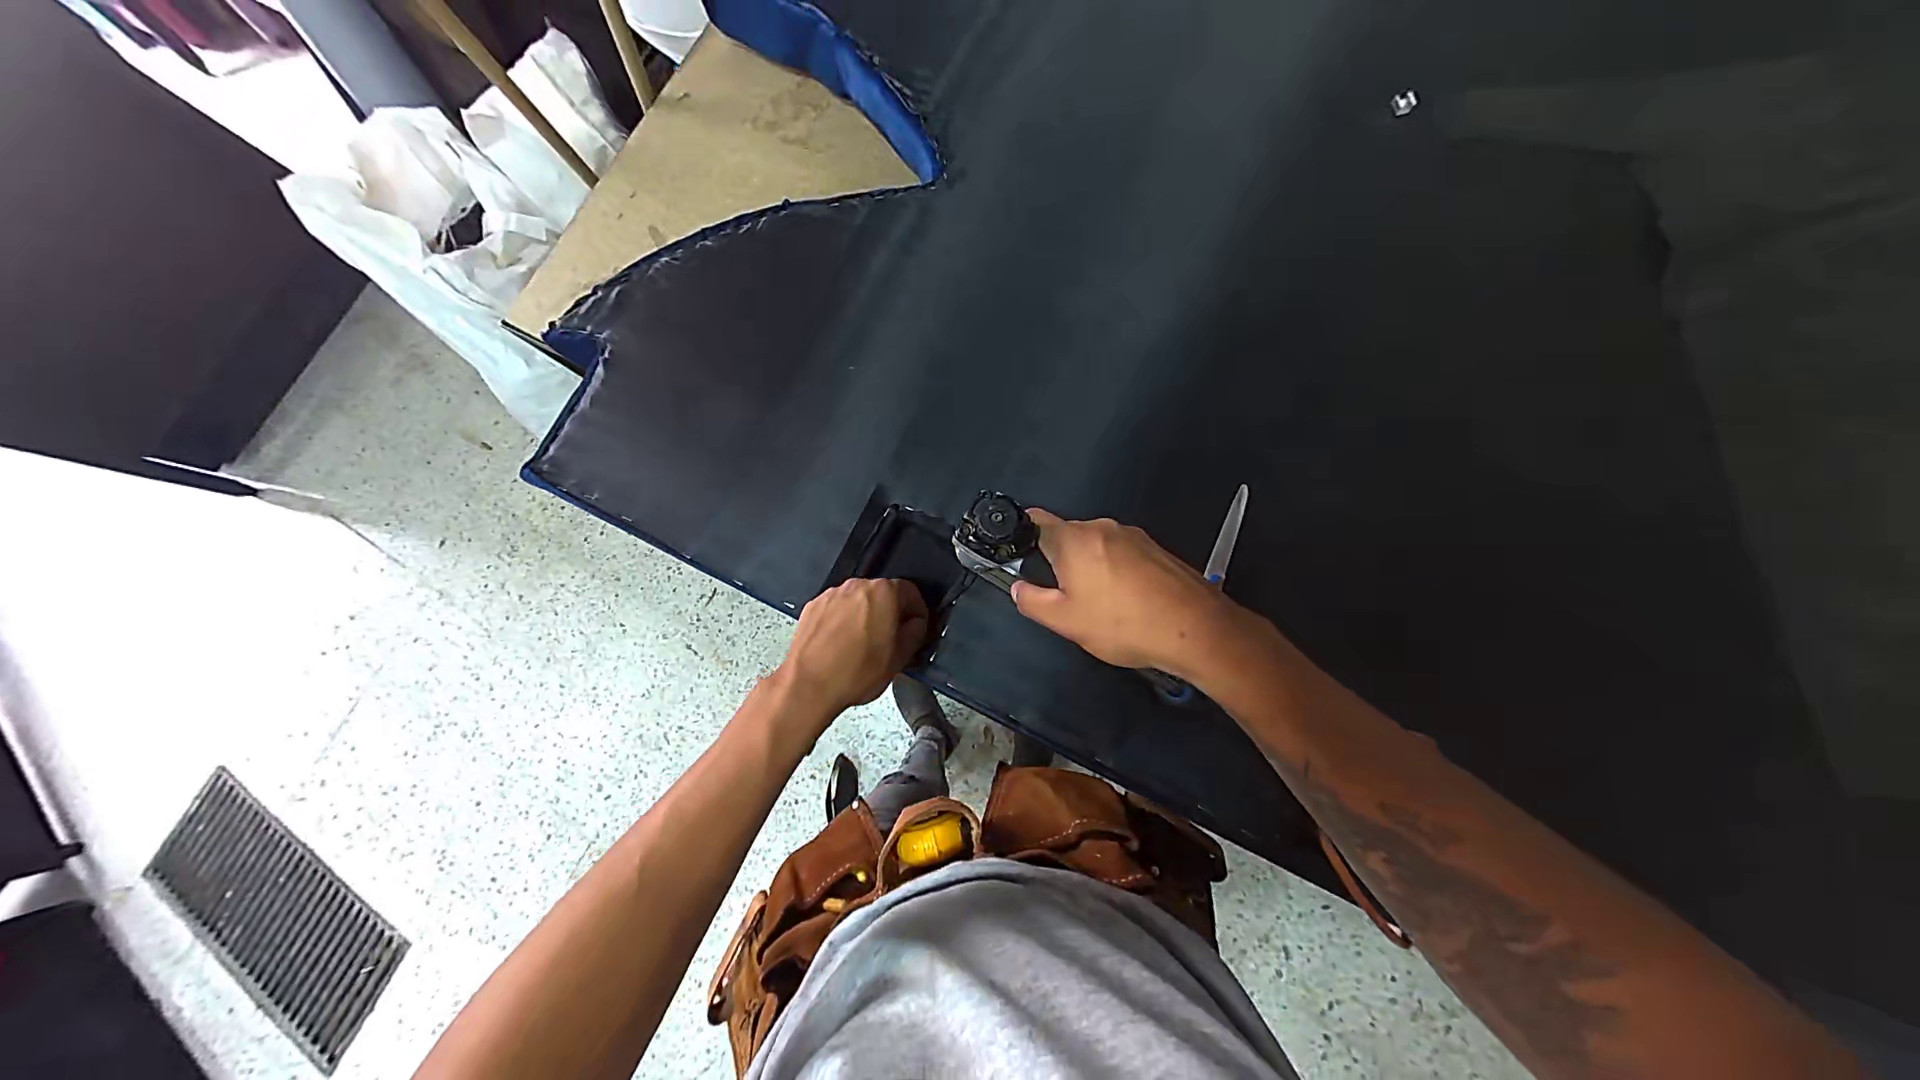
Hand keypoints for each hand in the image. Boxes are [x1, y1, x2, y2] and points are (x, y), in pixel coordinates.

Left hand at [776, 578, 929, 719]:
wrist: (808, 685)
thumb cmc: (850, 674)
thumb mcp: (899, 658)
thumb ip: (915, 634)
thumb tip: (915, 626)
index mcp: (884, 593)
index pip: (911, 591)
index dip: (918, 611)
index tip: (917, 624)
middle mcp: (857, 587)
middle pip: (883, 594)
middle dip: (890, 613)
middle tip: (892, 639)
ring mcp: (832, 596)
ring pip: (858, 601)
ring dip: (865, 617)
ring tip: (864, 648)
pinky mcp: (814, 607)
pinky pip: (837, 609)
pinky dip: (843, 622)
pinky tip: (844, 647)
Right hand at [1011, 510, 1240, 680]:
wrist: (1195, 629)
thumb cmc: (1127, 624)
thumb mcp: (1065, 621)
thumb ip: (1032, 601)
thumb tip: (1019, 589)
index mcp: (1074, 540)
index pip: (1036, 520)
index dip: (1022, 536)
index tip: (1020, 555)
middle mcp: (1103, 529)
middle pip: (1067, 537)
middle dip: (1060, 562)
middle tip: (1065, 597)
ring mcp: (1133, 537)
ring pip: (1097, 547)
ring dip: (1091, 569)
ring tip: (1102, 606)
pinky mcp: (1155, 549)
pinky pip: (1122, 555)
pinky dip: (1117, 573)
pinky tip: (1127, 603)